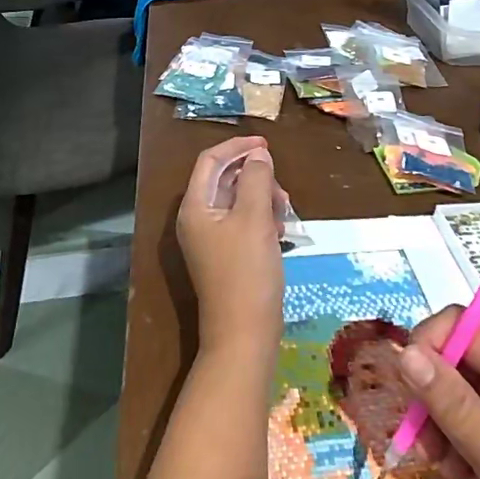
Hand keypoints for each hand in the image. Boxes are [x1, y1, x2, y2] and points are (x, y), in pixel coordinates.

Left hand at [177, 136, 284, 356]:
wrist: (243, 333)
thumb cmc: (246, 271)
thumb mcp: (254, 218)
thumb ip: (255, 179)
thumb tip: (257, 154)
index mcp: (195, 206)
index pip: (211, 160)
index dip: (237, 147)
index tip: (267, 144)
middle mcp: (197, 218)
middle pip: (225, 179)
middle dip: (255, 178)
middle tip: (282, 194)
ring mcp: (210, 238)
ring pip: (237, 201)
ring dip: (262, 199)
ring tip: (284, 215)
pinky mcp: (225, 254)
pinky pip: (242, 222)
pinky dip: (261, 219)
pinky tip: (280, 233)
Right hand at [397, 309, 479, 478]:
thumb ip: (454, 406)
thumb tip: (405, 352)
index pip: (461, 323)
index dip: (427, 345)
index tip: (409, 391)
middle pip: (458, 360)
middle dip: (433, 399)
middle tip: (425, 448)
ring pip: (463, 393)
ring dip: (445, 429)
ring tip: (453, 473)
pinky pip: (479, 420)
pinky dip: (464, 446)